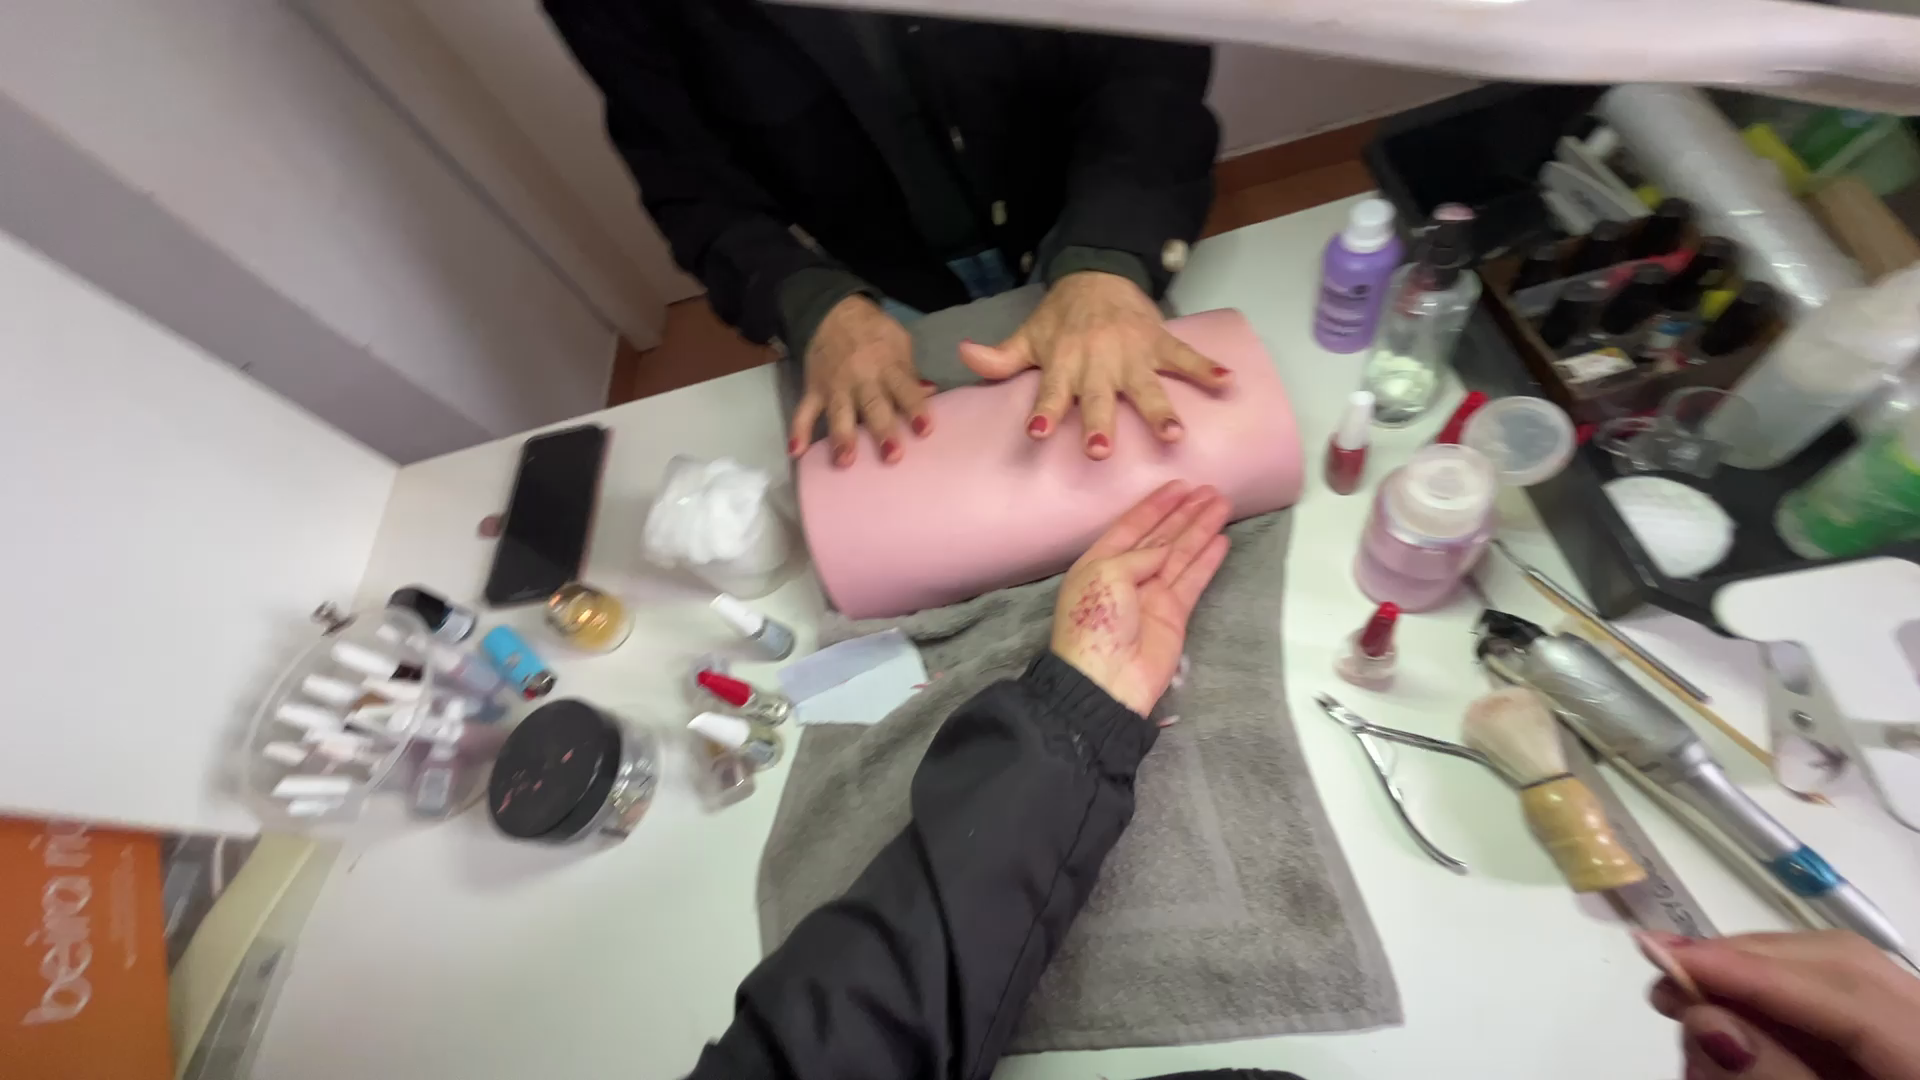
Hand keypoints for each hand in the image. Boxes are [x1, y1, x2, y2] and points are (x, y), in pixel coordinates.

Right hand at [789, 295, 931, 467]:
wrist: (831, 311)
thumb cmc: (873, 334)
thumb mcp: (899, 343)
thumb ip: (910, 372)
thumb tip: (930, 392)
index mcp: (887, 365)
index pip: (905, 388)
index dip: (915, 408)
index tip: (925, 430)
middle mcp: (861, 377)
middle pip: (873, 406)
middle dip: (882, 430)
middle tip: (892, 456)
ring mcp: (835, 385)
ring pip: (839, 413)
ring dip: (842, 437)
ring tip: (845, 462)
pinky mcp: (814, 389)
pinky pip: (804, 411)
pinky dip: (798, 430)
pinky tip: (796, 451)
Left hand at [959, 271, 1232, 459]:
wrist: (1098, 273)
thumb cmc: (1061, 317)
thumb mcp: (1029, 336)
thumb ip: (999, 357)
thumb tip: (962, 356)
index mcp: (1064, 361)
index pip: (1052, 391)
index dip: (1045, 411)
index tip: (1037, 432)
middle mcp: (1097, 361)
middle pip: (1099, 397)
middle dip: (1100, 422)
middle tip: (1100, 451)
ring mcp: (1131, 353)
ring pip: (1146, 385)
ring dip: (1159, 409)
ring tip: (1173, 434)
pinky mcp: (1157, 342)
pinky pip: (1183, 357)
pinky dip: (1205, 368)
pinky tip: (1226, 383)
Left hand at [1050, 480, 1230, 715]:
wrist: (1105, 678)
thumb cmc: (1095, 621)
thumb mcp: (1106, 575)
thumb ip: (1138, 555)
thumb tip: (1165, 550)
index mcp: (1099, 562)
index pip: (1131, 526)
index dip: (1155, 506)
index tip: (1180, 486)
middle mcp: (1126, 574)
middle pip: (1161, 536)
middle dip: (1184, 513)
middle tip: (1210, 490)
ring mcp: (1151, 594)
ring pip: (1181, 553)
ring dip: (1200, 529)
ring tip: (1222, 504)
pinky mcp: (1173, 614)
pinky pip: (1192, 579)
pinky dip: (1207, 560)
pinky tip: (1221, 539)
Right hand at [1641, 930, 1919, 1079]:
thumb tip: (1702, 1016)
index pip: (1854, 998)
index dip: (1751, 970)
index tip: (1656, 956)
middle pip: (1844, 967)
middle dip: (1745, 963)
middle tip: (1664, 977)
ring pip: (1836, 974)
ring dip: (1750, 979)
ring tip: (1688, 1006)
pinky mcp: (1908, 1052)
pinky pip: (1838, 1004)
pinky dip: (1773, 1004)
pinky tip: (1733, 1021)